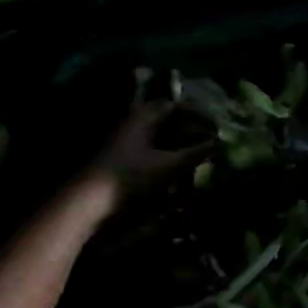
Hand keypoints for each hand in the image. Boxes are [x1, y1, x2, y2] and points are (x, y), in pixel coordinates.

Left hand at [86, 98, 212, 200]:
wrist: (87, 202)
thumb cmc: (129, 177)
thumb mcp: (168, 166)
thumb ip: (195, 153)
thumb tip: (220, 143)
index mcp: (143, 117)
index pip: (175, 105)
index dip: (198, 113)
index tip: (215, 124)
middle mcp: (134, 122)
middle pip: (167, 118)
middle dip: (190, 126)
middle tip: (209, 138)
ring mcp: (125, 140)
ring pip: (159, 134)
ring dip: (179, 141)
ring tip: (197, 152)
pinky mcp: (122, 157)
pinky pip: (151, 147)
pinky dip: (168, 152)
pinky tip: (178, 166)